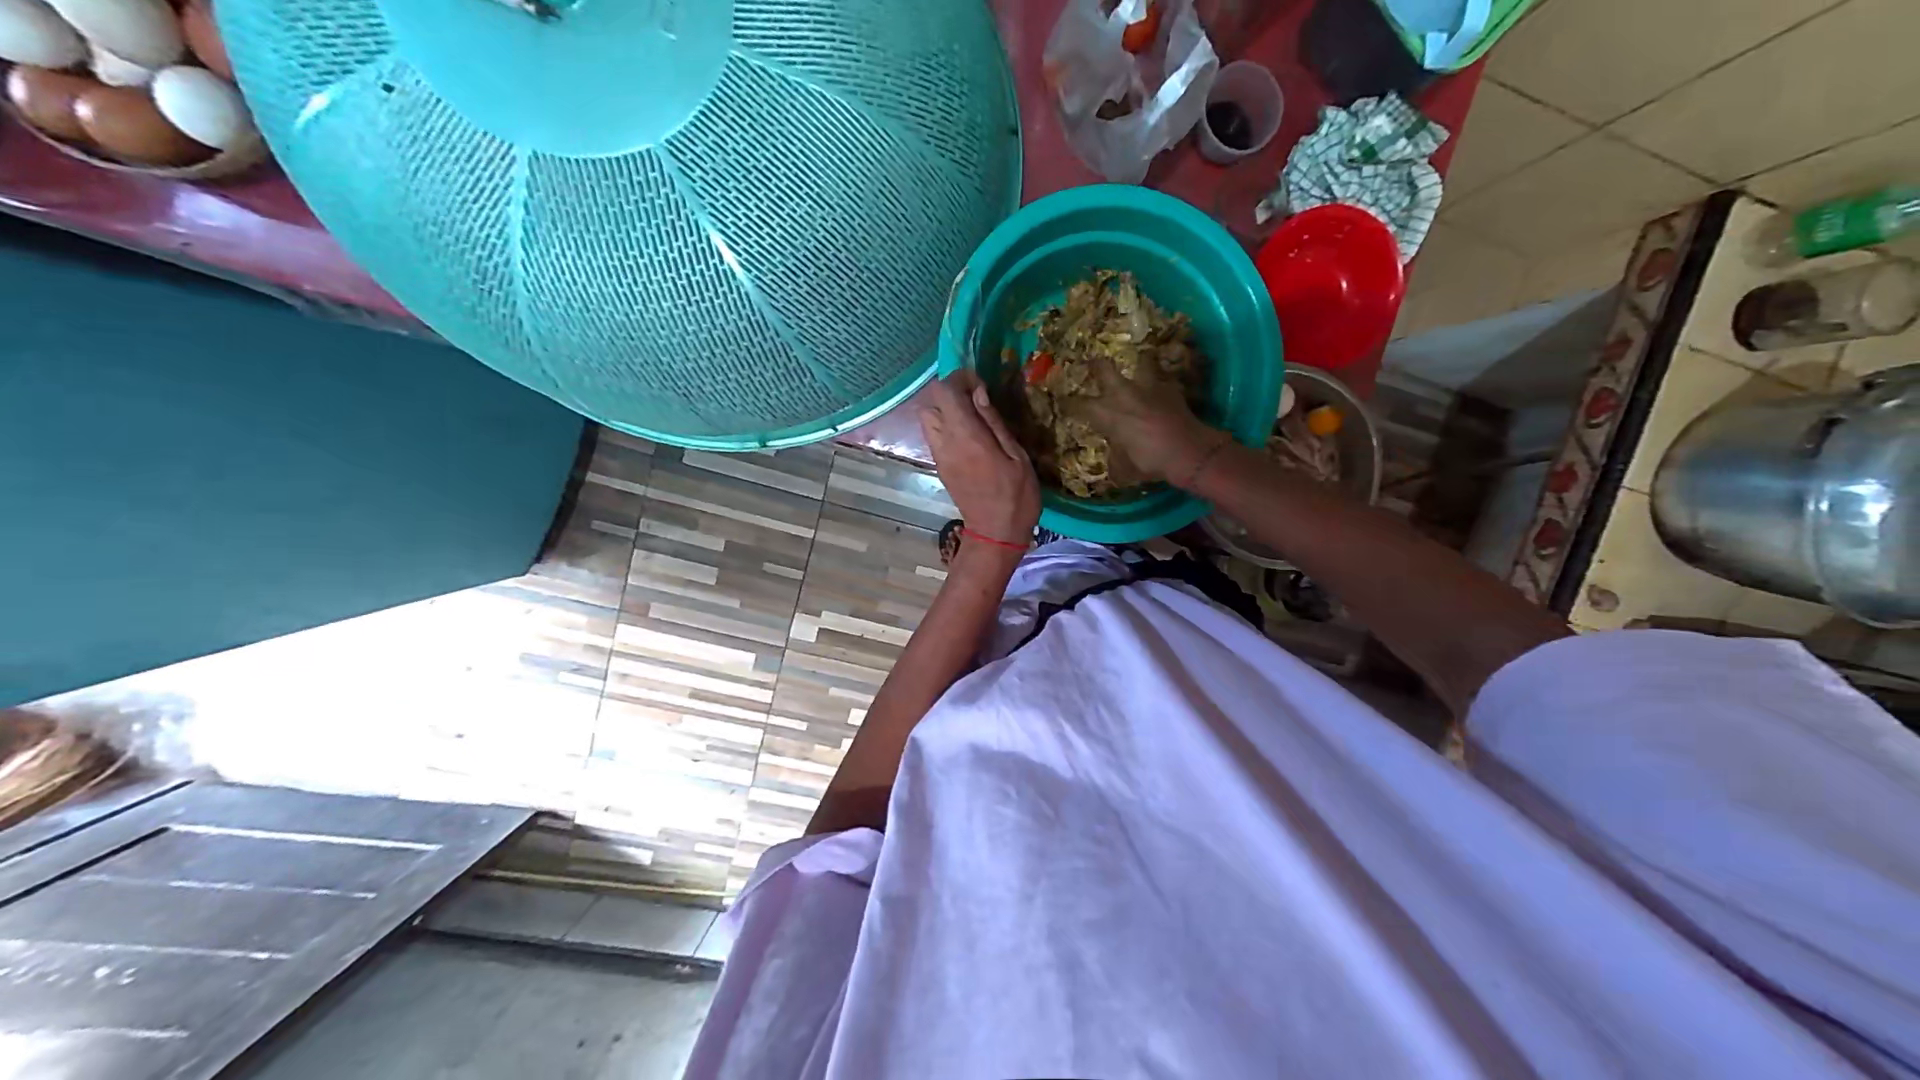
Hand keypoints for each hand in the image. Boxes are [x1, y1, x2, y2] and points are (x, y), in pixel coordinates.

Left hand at [919, 371, 1041, 546]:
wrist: (995, 534)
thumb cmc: (1016, 496)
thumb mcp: (1017, 456)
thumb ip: (994, 422)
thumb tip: (978, 392)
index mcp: (967, 437)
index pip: (945, 393)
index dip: (960, 379)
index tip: (981, 383)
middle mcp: (945, 443)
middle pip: (930, 402)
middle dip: (949, 391)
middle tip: (976, 397)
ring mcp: (939, 455)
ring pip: (928, 417)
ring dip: (945, 407)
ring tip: (972, 413)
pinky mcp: (939, 465)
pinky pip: (933, 433)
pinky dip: (945, 423)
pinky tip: (968, 432)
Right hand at [1077, 357, 1228, 488]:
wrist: (1187, 451)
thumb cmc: (1149, 461)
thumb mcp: (1124, 468)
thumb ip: (1115, 458)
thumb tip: (1113, 459)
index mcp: (1104, 413)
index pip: (1076, 404)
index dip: (1067, 403)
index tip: (1062, 402)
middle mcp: (1122, 394)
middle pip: (1104, 368)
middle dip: (1096, 365)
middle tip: (1093, 364)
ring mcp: (1148, 387)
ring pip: (1141, 361)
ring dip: (1138, 363)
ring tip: (1138, 365)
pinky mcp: (1171, 389)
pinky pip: (1163, 380)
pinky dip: (1161, 384)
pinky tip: (1162, 390)